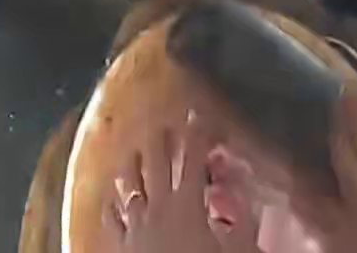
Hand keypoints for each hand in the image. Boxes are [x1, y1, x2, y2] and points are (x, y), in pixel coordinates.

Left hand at [107, 119, 254, 251]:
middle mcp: (158, 207)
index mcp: (186, 205)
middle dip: (160, 140)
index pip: (193, 159)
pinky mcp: (121, 248)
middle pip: (156, 163)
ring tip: (132, 151)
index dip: (196, 135)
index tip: (199, 116)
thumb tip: (246, 199)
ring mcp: (135, 227)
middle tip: (162, 124)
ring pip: (130, 185)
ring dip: (132, 165)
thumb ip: (242, 229)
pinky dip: (111, 205)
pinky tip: (109, 198)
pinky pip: (112, 221)